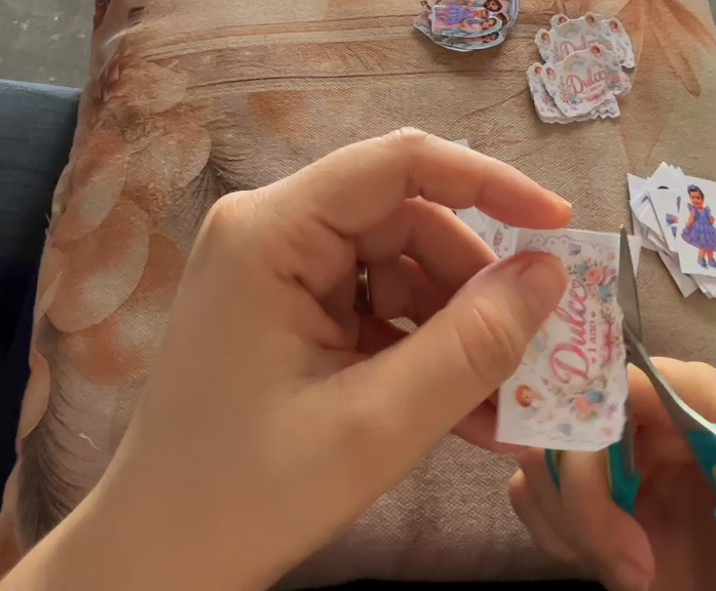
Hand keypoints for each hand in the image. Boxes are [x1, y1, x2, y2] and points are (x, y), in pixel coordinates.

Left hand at [2, 130, 572, 590]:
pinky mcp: (292, 306)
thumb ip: (471, 346)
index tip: (559, 225)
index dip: (486, 181)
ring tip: (502, 407)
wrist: (156, 559)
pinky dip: (423, 350)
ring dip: (456, 330)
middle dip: (474, 286)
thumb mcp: (374, 426)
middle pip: (405, 221)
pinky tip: (464, 412)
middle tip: (530, 353)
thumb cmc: (245, 494)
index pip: (396, 163)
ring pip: (402, 267)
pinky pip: (379, 305)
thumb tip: (550, 275)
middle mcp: (274, 229)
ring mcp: (281, 268)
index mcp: (272, 230)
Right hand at [509, 359, 715, 590]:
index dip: (608, 416)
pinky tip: (598, 561)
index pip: (633, 374)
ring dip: (569, 517)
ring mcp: (603, 454)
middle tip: (628, 560)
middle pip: (569, 411)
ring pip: (538, 448)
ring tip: (628, 570)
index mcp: (699, 405)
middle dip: (584, 490)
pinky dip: (552, 530)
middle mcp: (641, 414)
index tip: (620, 491)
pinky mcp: (574, 494)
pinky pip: (528, 489)